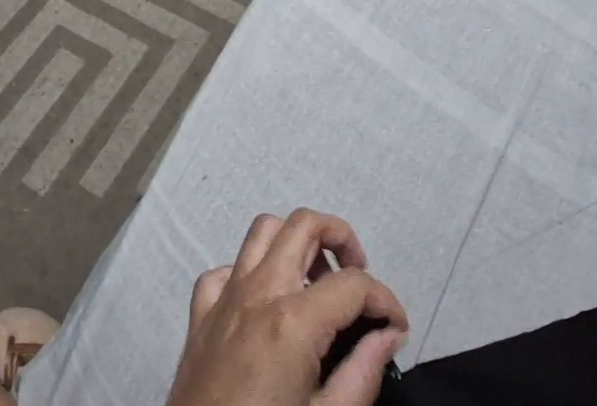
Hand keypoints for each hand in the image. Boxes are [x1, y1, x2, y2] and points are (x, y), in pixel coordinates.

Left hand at [167, 209, 407, 405]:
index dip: (386, 301)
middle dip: (341, 239)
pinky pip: (226, 269)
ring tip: (316, 281)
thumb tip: (388, 335)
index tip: (396, 328)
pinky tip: (267, 304)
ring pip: (263, 230)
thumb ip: (364, 371)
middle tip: (358, 279)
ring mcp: (224, 297)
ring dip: (296, 242)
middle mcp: (258, 291)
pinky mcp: (201, 313)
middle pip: (304, 224)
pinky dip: (251, 272)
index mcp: (293, 320)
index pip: (354, 284)